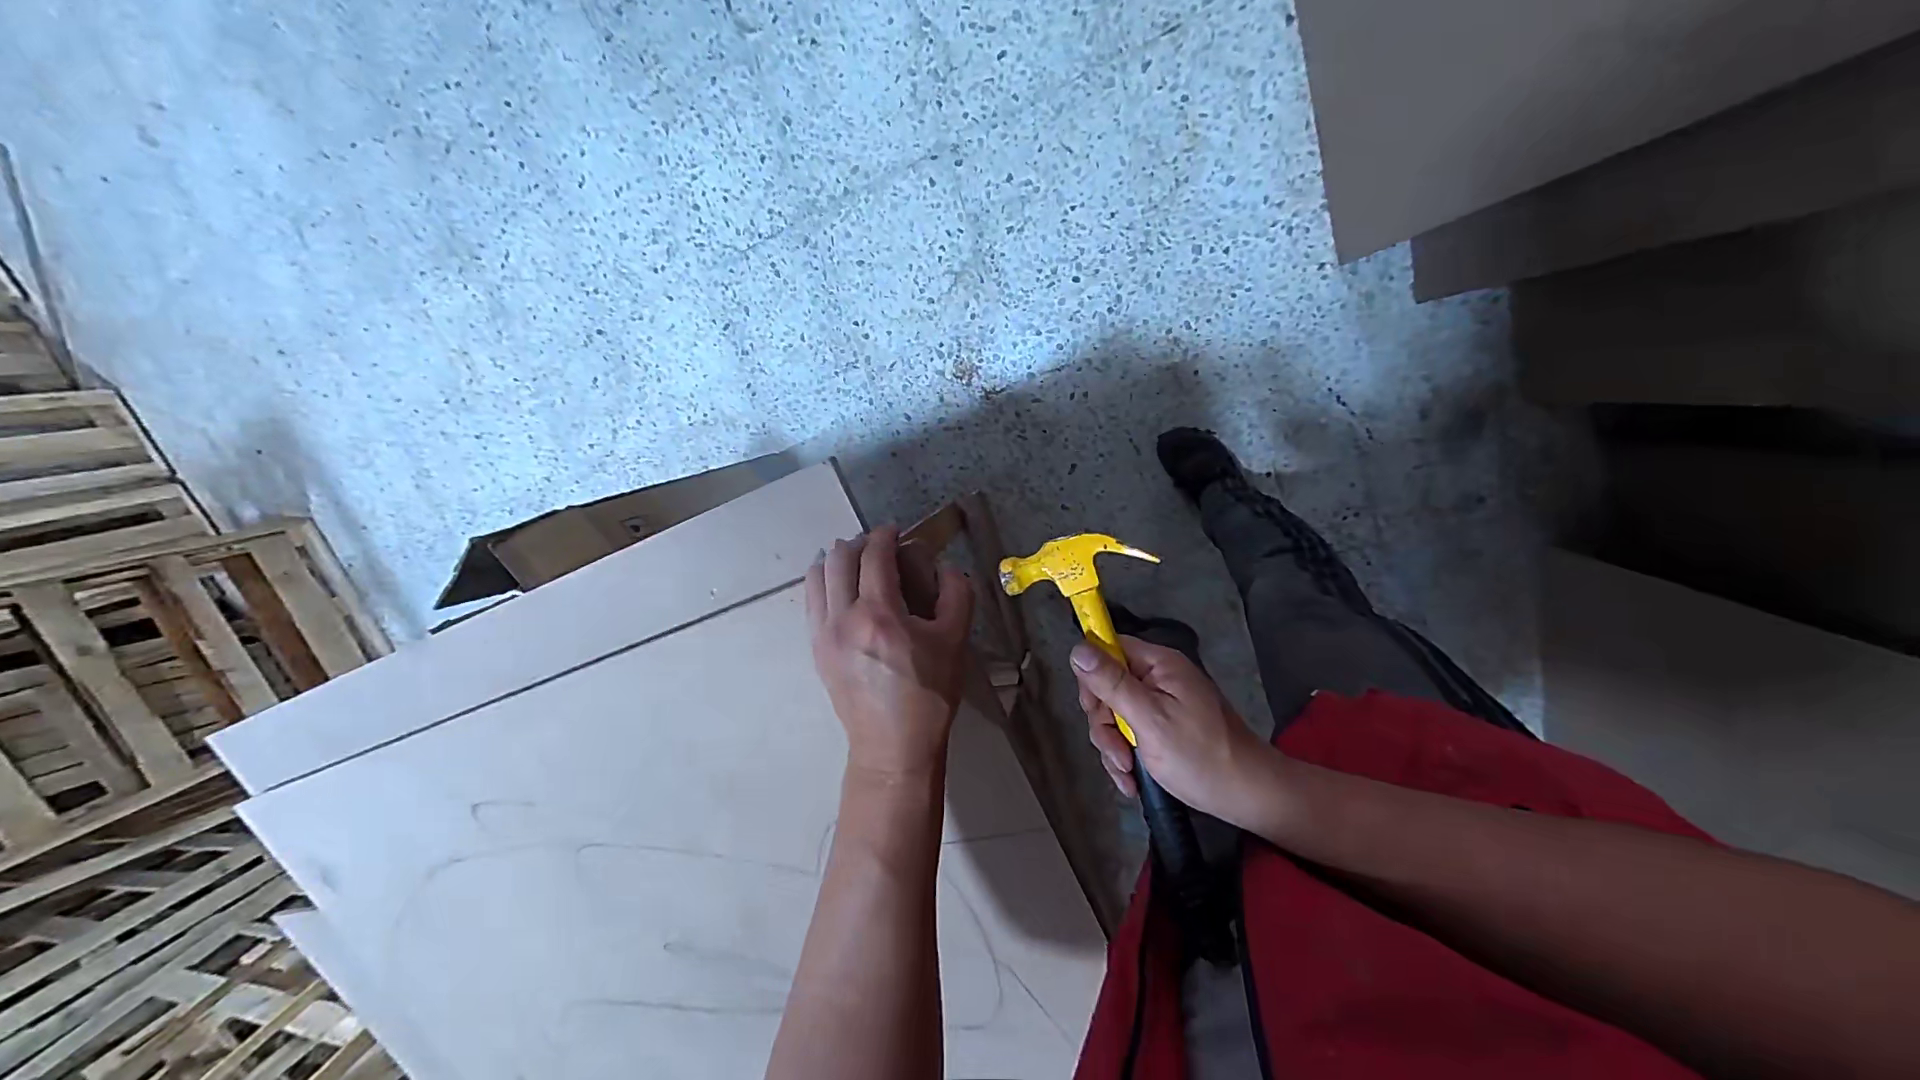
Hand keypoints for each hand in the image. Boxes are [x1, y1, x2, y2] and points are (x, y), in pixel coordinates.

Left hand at [806, 525, 974, 778]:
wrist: (893, 745)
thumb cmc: (929, 695)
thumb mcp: (955, 642)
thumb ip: (955, 594)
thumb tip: (943, 567)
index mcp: (879, 614)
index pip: (874, 556)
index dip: (884, 535)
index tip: (894, 531)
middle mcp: (843, 618)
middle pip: (838, 558)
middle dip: (858, 542)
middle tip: (878, 546)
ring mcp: (823, 634)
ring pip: (816, 576)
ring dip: (834, 559)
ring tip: (854, 561)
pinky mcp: (815, 649)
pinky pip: (810, 601)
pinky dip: (822, 582)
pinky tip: (838, 587)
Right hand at [1072, 636, 1276, 826]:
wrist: (1246, 796)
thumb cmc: (1200, 755)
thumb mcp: (1149, 718)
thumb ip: (1111, 683)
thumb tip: (1077, 648)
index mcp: (1159, 665)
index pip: (1109, 648)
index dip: (1092, 674)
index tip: (1094, 707)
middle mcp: (1158, 679)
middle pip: (1106, 686)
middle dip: (1104, 722)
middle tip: (1117, 750)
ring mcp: (1160, 705)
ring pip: (1113, 715)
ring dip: (1112, 746)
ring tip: (1127, 772)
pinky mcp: (1160, 730)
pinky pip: (1127, 734)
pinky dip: (1124, 757)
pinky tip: (1131, 780)